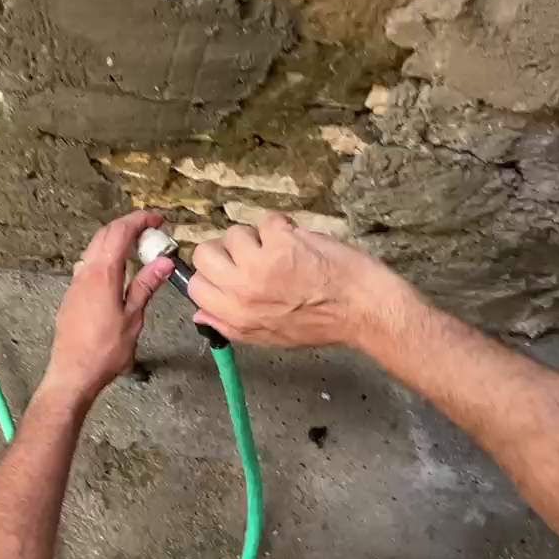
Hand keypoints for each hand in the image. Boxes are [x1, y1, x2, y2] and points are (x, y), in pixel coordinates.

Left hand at [38, 211, 175, 405]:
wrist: (73, 374)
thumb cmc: (104, 352)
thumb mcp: (133, 317)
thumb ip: (146, 286)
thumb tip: (163, 262)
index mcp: (103, 274)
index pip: (120, 232)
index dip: (139, 220)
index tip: (157, 218)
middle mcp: (85, 274)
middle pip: (104, 235)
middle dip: (127, 226)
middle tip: (150, 231)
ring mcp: (75, 285)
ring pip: (93, 249)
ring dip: (114, 241)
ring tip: (136, 249)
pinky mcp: (71, 297)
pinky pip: (87, 266)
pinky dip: (104, 258)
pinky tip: (116, 272)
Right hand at [187, 211, 418, 348]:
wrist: (361, 309)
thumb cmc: (320, 325)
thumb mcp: (268, 338)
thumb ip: (229, 326)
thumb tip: (200, 314)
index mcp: (235, 316)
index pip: (196, 286)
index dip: (211, 274)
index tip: (228, 270)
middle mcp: (241, 289)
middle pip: (205, 253)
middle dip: (225, 250)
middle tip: (250, 255)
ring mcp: (260, 263)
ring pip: (234, 232)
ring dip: (256, 236)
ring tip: (280, 249)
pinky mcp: (282, 241)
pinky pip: (265, 220)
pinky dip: (281, 225)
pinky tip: (297, 240)